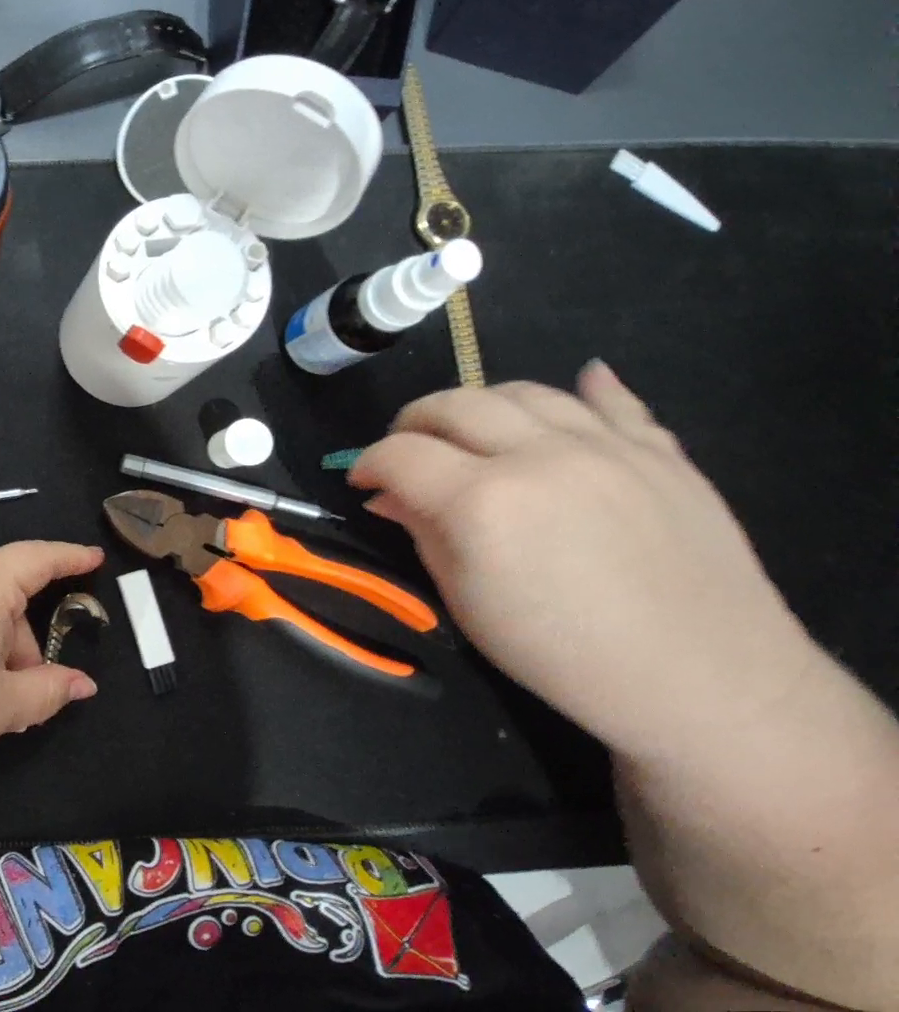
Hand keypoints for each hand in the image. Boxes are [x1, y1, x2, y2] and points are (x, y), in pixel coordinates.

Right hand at [349, 362, 818, 757]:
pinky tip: (579, 382)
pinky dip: (588, 388)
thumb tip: (389, 496)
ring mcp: (606, 447)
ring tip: (472, 433)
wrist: (700, 680)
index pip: (400, 454)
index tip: (363, 483)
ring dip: (482, 405)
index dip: (368, 463)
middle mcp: (539, 456)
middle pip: (456, 404)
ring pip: (525, 392)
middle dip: (414, 422)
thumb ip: (423, 533)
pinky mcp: (661, 453)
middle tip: (405, 450)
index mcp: (481, 502)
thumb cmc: (560, 654)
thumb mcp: (466, 601)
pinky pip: (615, 401)